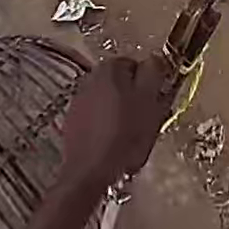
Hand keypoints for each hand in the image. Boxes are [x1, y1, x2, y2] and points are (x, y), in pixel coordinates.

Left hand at [60, 56, 173, 189]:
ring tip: (128, 135)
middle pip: (122, 83)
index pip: (138, 66)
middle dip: (134, 98)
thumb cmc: (125, 134)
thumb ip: (154, 74)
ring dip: (119, 111)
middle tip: (144, 121)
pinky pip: (96, 116)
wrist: (89, 170)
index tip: (155, 105)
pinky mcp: (73, 118)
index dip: (150, 86)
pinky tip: (111, 142)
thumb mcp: (150, 102)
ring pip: (109, 100)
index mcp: (111, 67)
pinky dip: (105, 124)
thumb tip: (156, 58)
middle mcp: (92, 75)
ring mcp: (79, 97)